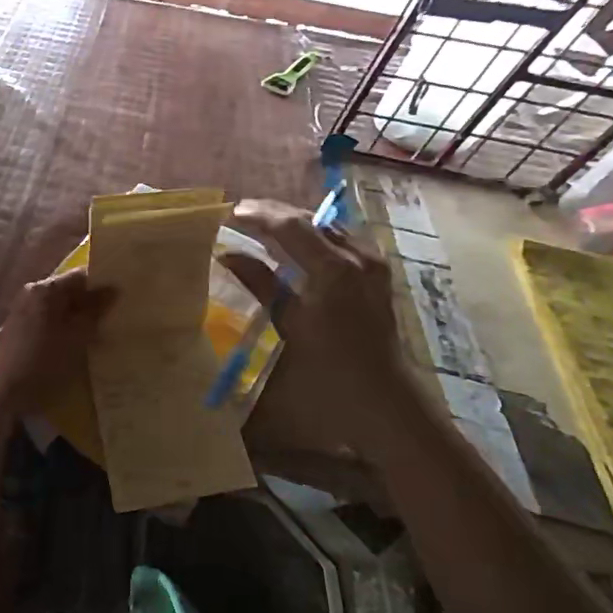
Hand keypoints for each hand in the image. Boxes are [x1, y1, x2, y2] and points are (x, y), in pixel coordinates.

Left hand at [0, 267, 113, 407]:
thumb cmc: (45, 360)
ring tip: (105, 331)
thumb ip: (95, 310)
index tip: (125, 295)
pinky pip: (50, 322)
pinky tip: (81, 344)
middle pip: (69, 291)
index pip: (80, 276)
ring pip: (60, 309)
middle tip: (120, 315)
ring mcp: (24, 312)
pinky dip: (66, 329)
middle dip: (92, 303)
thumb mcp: (77, 336)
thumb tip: (113, 289)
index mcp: (44, 288)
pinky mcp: (21, 331)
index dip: (103, 284)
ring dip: (80, 318)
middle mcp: (31, 294)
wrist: (6, 392)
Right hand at [223, 198, 419, 467]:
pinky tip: (297, 248)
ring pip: (327, 229)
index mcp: (335, 268)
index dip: (259, 215)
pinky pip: (340, 243)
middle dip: (275, 214)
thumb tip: (227, 254)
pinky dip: (313, 238)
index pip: (291, 226)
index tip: (229, 212)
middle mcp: (358, 257)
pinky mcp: (375, 277)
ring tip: (262, 226)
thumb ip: (261, 284)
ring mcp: (371, 265)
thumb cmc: (331, 367)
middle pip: (312, 221)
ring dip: (294, 224)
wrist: (384, 399)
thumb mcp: (290, 323)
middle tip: (241, 214)